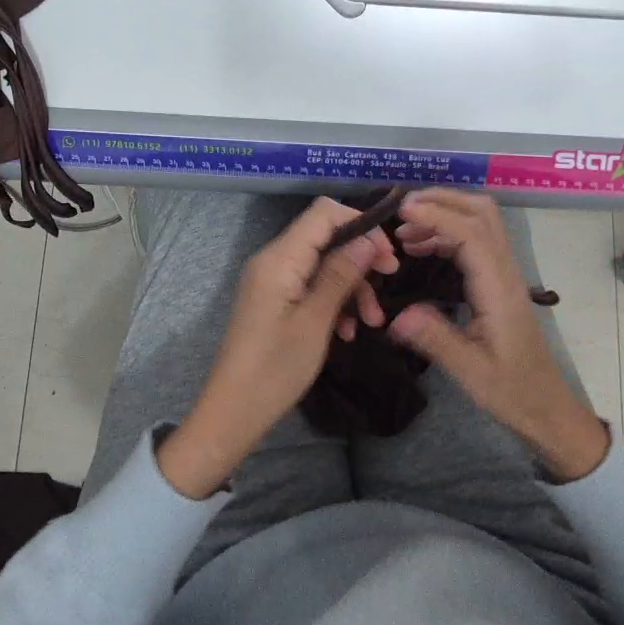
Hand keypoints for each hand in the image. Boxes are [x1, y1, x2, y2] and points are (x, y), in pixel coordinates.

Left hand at [158, 198, 399, 498]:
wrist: (234, 411)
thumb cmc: (275, 368)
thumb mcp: (316, 321)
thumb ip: (341, 274)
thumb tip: (368, 238)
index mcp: (280, 258)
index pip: (324, 213)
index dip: (360, 224)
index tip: (387, 254)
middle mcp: (273, 260)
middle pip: (326, 237)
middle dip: (360, 258)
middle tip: (390, 281)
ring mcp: (272, 280)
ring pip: (322, 264)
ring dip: (352, 286)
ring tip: (371, 322)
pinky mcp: (274, 300)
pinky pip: (310, 286)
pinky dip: (334, 302)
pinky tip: (348, 332)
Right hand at [388, 189, 610, 481]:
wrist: (548, 409)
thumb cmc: (512, 392)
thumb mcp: (470, 372)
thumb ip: (435, 340)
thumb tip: (395, 316)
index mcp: (498, 289)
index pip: (471, 233)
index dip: (437, 215)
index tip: (402, 213)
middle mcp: (505, 273)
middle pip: (482, 213)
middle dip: (442, 201)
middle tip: (401, 211)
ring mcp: (505, 275)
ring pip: (481, 223)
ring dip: (444, 215)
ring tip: (404, 232)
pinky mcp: (499, 283)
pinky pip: (476, 241)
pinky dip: (448, 233)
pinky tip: (421, 249)